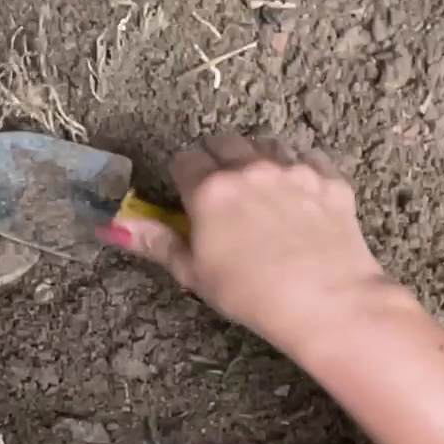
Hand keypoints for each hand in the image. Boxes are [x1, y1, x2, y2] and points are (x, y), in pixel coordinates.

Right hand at [100, 135, 404, 352]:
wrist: (327, 301)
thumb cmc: (249, 292)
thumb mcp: (191, 271)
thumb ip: (154, 241)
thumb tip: (112, 227)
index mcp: (209, 190)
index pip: (185, 159)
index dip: (181, 176)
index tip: (185, 195)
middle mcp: (250, 169)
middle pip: (225, 142)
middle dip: (216, 158)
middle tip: (217, 190)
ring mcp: (295, 170)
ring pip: (267, 143)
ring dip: (255, 157)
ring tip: (255, 187)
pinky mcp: (331, 180)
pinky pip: (308, 158)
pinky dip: (296, 168)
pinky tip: (294, 193)